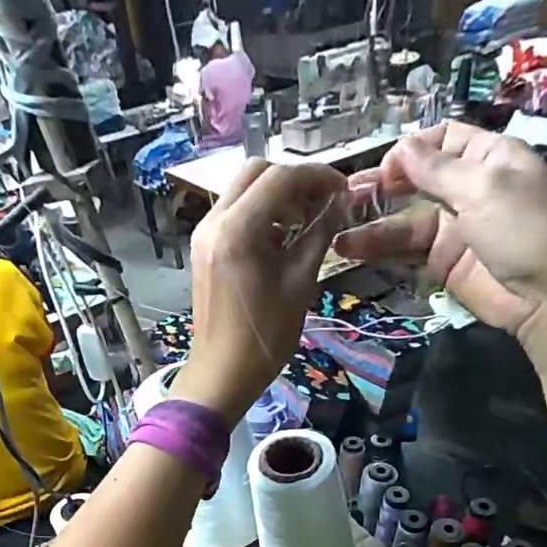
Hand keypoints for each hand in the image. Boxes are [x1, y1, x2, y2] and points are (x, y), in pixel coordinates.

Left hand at [171, 160, 346, 419]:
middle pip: (257, 172)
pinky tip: (282, 238)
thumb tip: (339, 203)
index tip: (343, 191)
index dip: (317, 177)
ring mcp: (205, 234)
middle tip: (323, 204)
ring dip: (276, 197)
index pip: (281, 177)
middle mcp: (214, 221)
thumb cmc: (265, 336)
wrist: (222, 374)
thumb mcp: (300, 284)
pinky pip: (234, 214)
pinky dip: (260, 214)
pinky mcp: (204, 248)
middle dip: (294, 181)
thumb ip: (319, 234)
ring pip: (243, 191)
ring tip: (307, 222)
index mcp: (238, 228)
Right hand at [333, 122, 546, 365]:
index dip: (413, 149)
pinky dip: (383, 252)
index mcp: (489, 159)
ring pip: (405, 223)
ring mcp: (455, 231)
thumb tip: (402, 146)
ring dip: (374, 228)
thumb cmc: (524, 229)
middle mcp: (469, 191)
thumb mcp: (483, 188)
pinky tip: (355, 251)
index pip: (444, 139)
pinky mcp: (444, 266)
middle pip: (417, 182)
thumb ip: (437, 169)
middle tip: (347, 197)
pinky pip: (408, 253)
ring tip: (341, 237)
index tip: (386, 167)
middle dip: (383, 187)